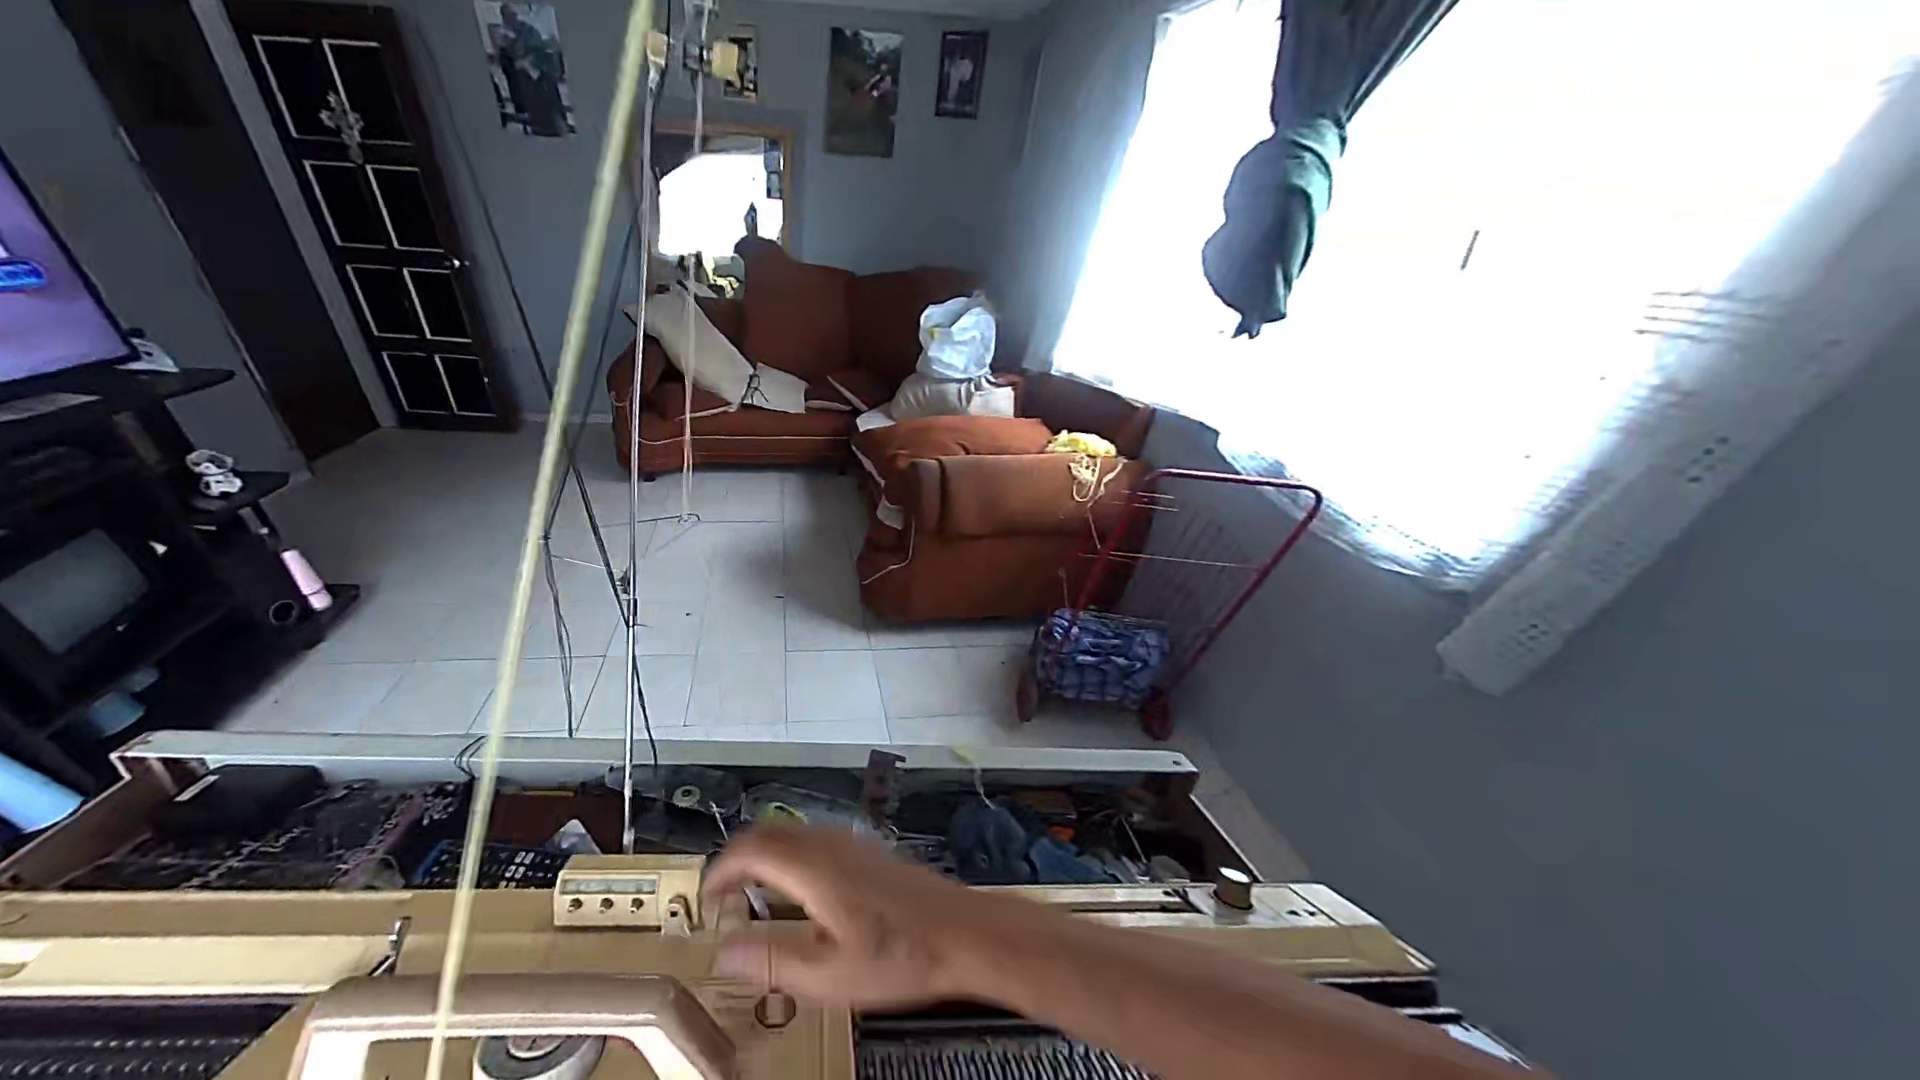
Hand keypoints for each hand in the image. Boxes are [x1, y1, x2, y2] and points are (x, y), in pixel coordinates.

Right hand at [701, 825, 1004, 1008]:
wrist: (963, 932)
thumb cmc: (898, 956)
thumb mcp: (829, 976)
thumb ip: (772, 961)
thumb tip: (724, 951)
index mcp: (815, 868)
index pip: (752, 849)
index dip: (722, 868)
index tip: (707, 897)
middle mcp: (831, 844)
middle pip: (771, 832)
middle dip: (740, 858)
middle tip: (725, 895)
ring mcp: (854, 842)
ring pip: (796, 832)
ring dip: (767, 854)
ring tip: (755, 894)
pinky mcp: (871, 850)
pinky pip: (817, 838)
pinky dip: (793, 855)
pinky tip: (802, 891)